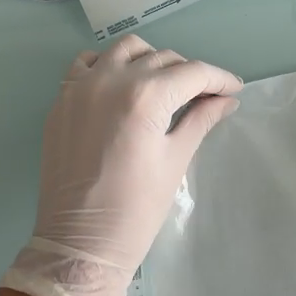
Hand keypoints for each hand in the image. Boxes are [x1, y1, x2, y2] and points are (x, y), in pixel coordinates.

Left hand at [0, 35, 241, 295]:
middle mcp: (112, 79)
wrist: (77, 246)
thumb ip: (201, 119)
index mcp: (145, 96)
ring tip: (161, 86)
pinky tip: (120, 87)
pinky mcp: (62, 99)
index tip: (233, 89)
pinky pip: (88, 62)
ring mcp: (82, 86)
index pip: (192, 73)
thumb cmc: (135, 210)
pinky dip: (108, 64)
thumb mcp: (175, 161)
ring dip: (149, 60)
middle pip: (162, 58)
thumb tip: (227, 99)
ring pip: (125, 49)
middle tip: (203, 96)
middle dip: (188, 73)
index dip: (218, 78)